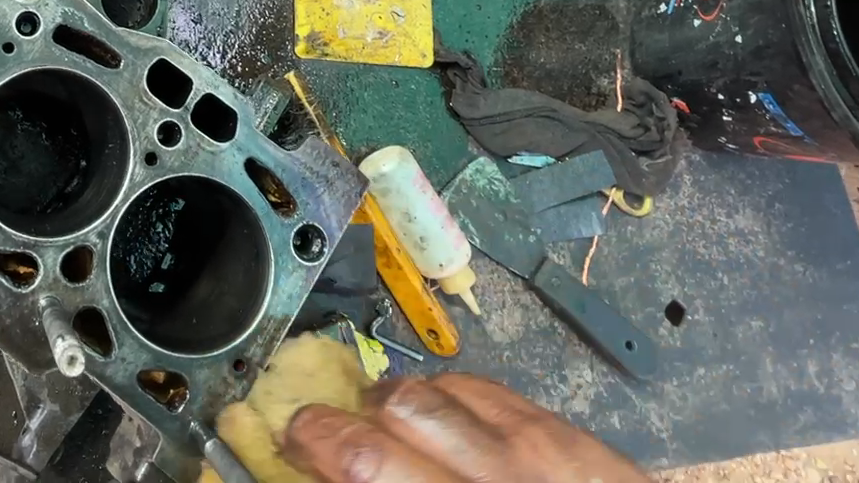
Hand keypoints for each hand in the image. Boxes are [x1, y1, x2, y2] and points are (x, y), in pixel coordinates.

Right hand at [283, 374, 647, 482]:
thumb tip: (334, 474)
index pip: (364, 464)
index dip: (312, 446)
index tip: (293, 449)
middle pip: (384, 426)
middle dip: (330, 428)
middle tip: (317, 440)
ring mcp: (536, 454)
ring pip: (419, 393)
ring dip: (387, 411)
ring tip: (391, 436)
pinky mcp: (565, 432)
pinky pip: (471, 385)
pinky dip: (440, 401)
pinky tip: (448, 431)